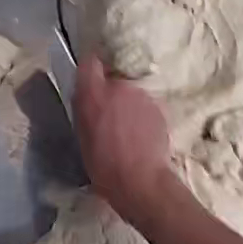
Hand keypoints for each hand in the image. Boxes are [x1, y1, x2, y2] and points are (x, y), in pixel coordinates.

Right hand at [75, 55, 176, 224]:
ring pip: (131, 94)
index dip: (90, 70)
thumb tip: (86, 100)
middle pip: (113, 80)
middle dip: (112, 95)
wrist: (141, 180)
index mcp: (93, 95)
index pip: (89, 63)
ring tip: (129, 132)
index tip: (90, 81)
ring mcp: (142, 96)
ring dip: (129, 106)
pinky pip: (147, 106)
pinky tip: (143, 137)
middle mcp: (118, 87)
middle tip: (110, 119)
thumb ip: (85, 112)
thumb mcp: (83, 138)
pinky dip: (144, 116)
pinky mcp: (160, 107)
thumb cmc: (104, 166)